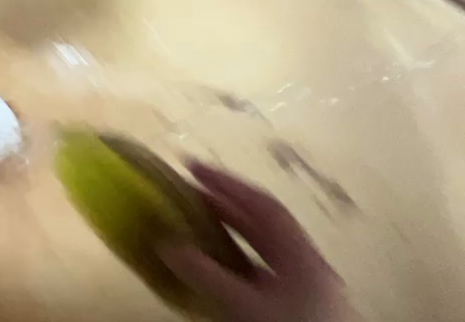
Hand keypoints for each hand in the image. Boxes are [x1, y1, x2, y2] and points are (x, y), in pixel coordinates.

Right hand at [160, 161, 357, 321]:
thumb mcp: (242, 302)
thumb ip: (202, 272)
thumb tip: (163, 242)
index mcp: (302, 257)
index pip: (263, 205)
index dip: (226, 181)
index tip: (189, 165)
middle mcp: (307, 266)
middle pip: (262, 224)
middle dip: (220, 203)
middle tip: (182, 190)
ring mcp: (306, 288)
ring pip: (261, 247)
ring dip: (224, 230)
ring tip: (189, 222)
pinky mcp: (300, 306)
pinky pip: (260, 268)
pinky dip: (233, 256)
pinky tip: (212, 263)